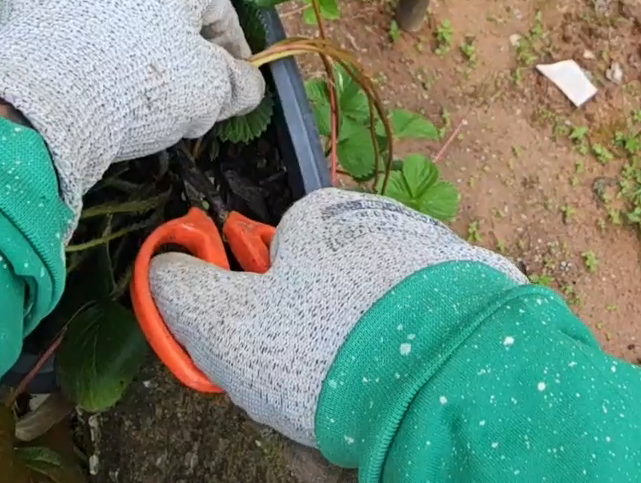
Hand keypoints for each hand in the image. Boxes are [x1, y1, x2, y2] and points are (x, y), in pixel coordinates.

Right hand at [146, 189, 522, 444]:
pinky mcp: (478, 290)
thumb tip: (161, 266)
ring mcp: (433, 253)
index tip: (272, 371)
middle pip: (327, 308)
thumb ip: (183, 292)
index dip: (265, 329)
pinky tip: (408, 404)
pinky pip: (426, 334)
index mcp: (321, 217)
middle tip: (315, 412)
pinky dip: (412, 370)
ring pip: (375, 328)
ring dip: (359, 381)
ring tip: (362, 423)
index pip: (277, 272)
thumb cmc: (326, 341)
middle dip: (312, 368)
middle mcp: (378, 221)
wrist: (450, 370)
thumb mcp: (228, 323)